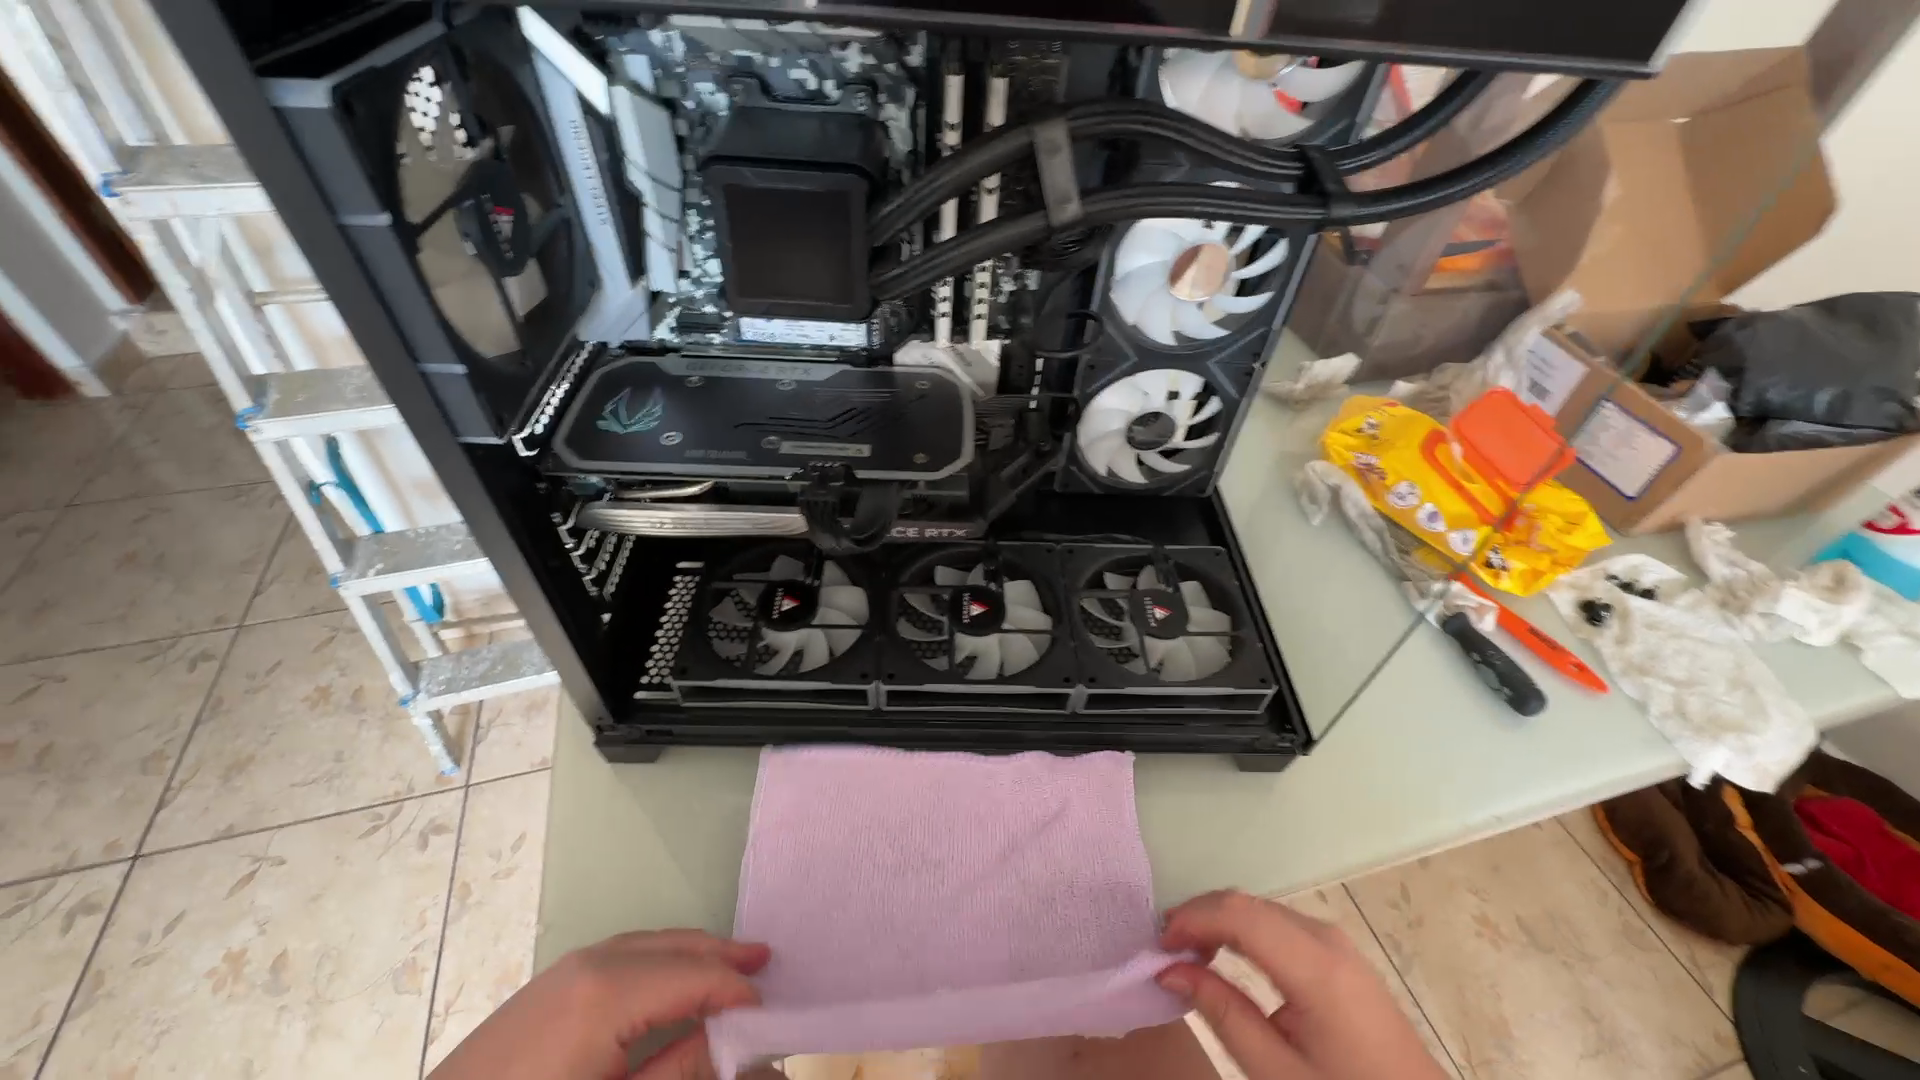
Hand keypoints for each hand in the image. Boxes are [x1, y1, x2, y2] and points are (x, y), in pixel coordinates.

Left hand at [430, 929, 769, 1079]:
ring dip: (693, 951)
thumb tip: (737, 1041)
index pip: (695, 975)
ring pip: (651, 943)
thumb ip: (681, 1069)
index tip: (770, 1014)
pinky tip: (672, 973)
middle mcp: (593, 961)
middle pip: (676, 947)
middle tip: (767, 960)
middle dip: (722, 955)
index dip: (736, 991)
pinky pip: (623, 952)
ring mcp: (567, 966)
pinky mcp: (550, 981)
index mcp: (610, 992)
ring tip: (731, 961)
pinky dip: (661, 955)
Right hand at [1156, 890, 1448, 1079]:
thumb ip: (1222, 1013)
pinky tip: (1227, 956)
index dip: (1191, 919)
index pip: (1239, 914)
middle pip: (1249, 904)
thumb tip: (1170, 969)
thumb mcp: (1277, 1072)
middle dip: (1199, 916)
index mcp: (1315, 967)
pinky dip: (1243, 930)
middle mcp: (1327, 939)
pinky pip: (1280, 925)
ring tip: (1187, 954)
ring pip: (1262, 909)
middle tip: (1163, 950)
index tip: (1157, 947)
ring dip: (1219, 921)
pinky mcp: (1341, 956)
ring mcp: (1338, 944)